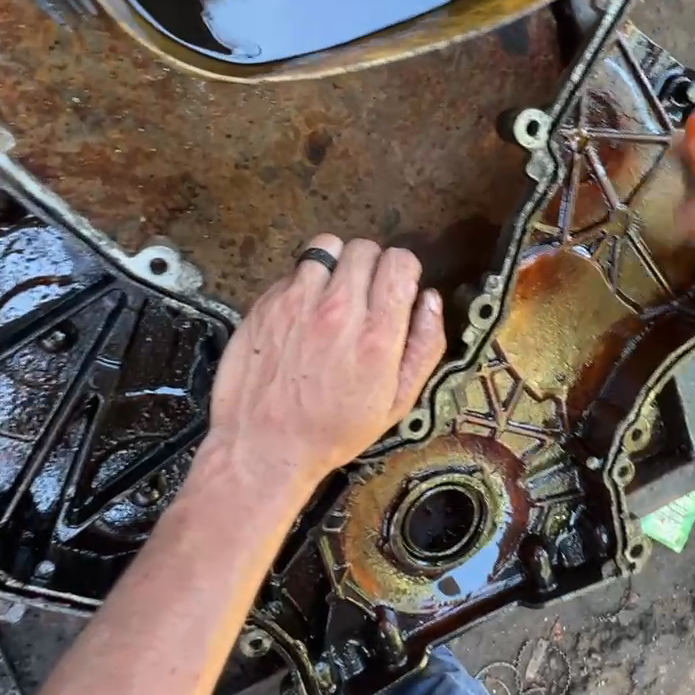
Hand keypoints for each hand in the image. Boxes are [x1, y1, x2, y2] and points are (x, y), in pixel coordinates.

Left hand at [200, 235, 446, 499]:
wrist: (264, 448)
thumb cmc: (334, 430)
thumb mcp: (398, 402)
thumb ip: (425, 345)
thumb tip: (430, 299)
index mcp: (377, 335)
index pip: (399, 262)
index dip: (403, 271)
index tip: (396, 289)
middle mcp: (339, 310)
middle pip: (364, 248)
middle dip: (371, 265)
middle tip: (365, 294)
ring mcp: (297, 302)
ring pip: (327, 247)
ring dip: (335, 265)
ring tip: (332, 293)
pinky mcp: (266, 303)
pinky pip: (293, 270)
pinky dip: (303, 283)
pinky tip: (302, 312)